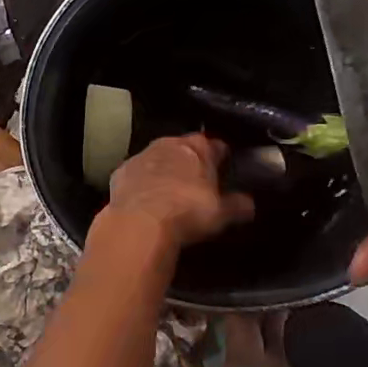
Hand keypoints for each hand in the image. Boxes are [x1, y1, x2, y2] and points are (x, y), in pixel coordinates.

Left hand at [96, 135, 254, 258]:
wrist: (140, 221)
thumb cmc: (188, 212)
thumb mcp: (222, 213)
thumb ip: (237, 205)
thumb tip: (248, 203)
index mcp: (196, 149)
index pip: (213, 145)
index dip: (219, 156)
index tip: (223, 166)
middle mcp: (166, 145)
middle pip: (182, 147)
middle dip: (189, 160)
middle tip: (196, 179)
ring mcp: (139, 156)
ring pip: (156, 158)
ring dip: (163, 169)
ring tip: (170, 189)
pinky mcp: (119, 172)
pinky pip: (136, 174)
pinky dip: (141, 182)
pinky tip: (145, 197)